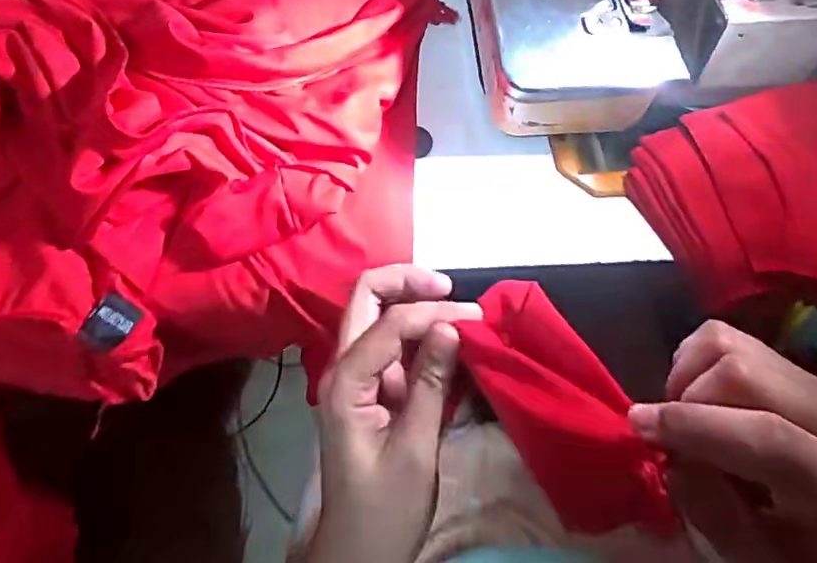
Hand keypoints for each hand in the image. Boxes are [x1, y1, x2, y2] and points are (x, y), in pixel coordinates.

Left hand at [306, 265, 481, 562]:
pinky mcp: (368, 385)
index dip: (432, 313)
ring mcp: (353, 373)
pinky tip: (444, 335)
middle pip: (366, 296)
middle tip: (449, 288)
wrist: (356, 554)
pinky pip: (388, 339)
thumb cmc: (384, 510)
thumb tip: (452, 326)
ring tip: (453, 306)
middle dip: (406, 282)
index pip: (389, 323)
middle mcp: (342, 366)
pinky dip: (415, 328)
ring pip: (374, 311)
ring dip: (411, 300)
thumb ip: (432, 384)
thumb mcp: (415, 450)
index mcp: (346, 381)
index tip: (473, 318)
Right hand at [629, 320, 816, 562]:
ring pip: (747, 347)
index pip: (776, 442)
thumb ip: (721, 520)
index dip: (699, 428)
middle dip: (691, 394)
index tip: (639, 426)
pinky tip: (707, 402)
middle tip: (665, 431)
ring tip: (684, 413)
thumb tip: (670, 455)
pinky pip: (751, 348)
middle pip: (755, 375)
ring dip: (695, 371)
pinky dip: (709, 364)